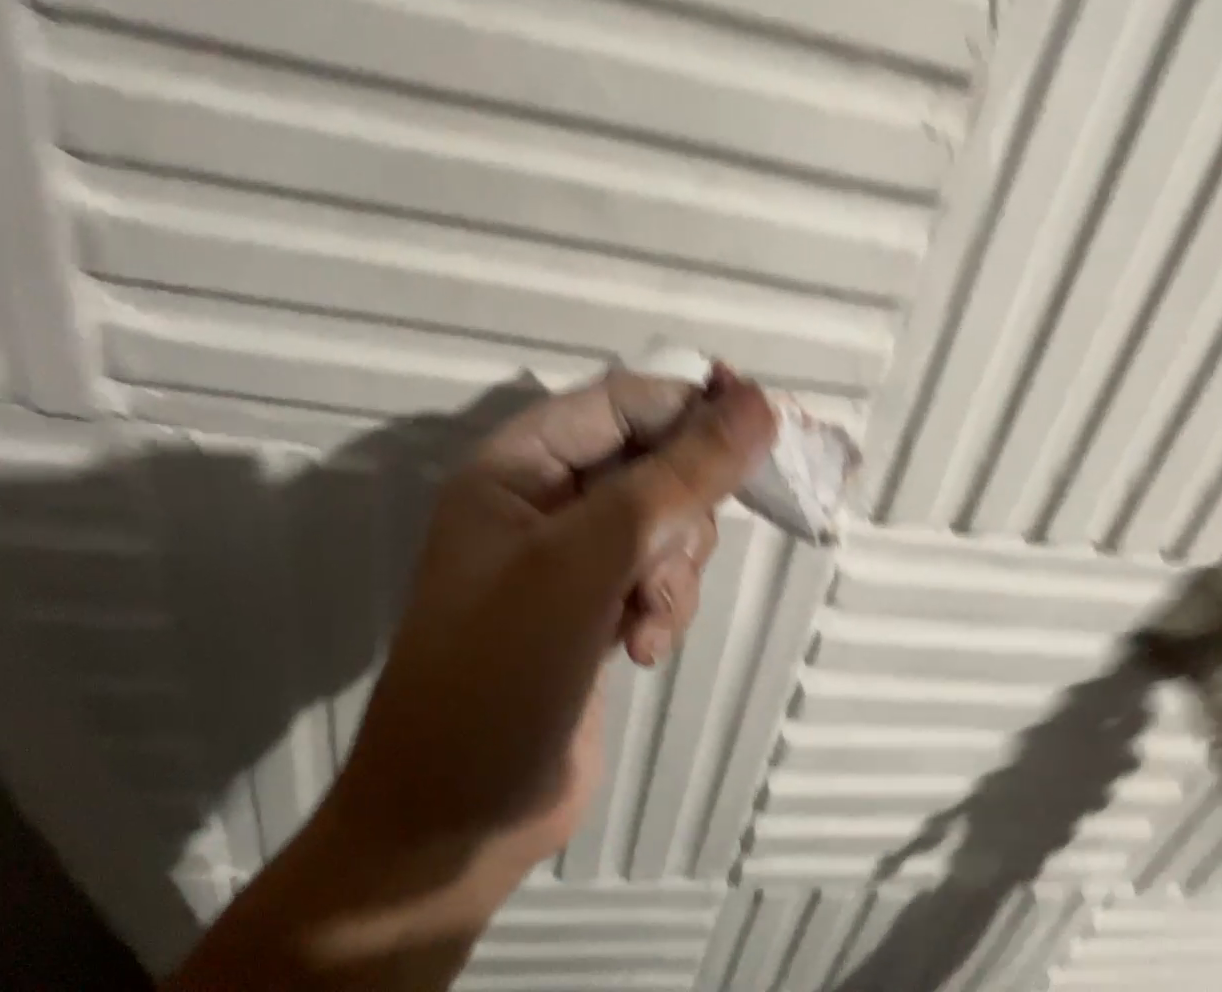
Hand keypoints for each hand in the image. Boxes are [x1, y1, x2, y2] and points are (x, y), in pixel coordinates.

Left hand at [333, 363, 774, 860]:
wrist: (456, 817)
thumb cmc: (502, 673)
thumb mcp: (588, 562)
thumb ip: (677, 478)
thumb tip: (762, 404)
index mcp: (517, 465)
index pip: (626, 403)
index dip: (695, 410)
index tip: (765, 434)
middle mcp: (543, 501)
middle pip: (656, 464)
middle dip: (681, 516)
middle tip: (668, 563)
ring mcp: (569, 559)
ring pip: (667, 526)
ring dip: (675, 572)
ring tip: (646, 623)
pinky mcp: (594, 608)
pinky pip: (659, 578)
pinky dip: (665, 608)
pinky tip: (642, 651)